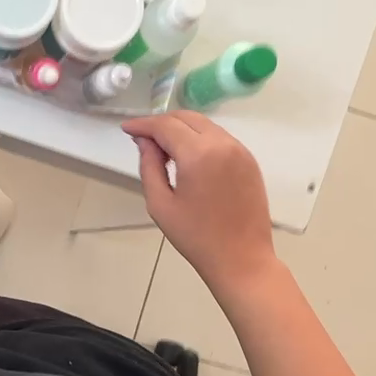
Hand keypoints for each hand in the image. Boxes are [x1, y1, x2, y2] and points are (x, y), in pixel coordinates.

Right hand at [122, 111, 277, 288]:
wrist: (240, 257)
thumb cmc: (195, 237)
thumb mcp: (160, 204)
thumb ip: (149, 167)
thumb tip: (145, 143)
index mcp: (198, 155)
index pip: (166, 126)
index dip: (143, 124)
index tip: (127, 128)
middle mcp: (222, 144)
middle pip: (186, 118)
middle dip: (162, 123)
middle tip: (143, 139)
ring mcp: (239, 150)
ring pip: (204, 125)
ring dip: (181, 130)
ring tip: (163, 152)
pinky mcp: (248, 160)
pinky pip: (219, 138)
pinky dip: (199, 139)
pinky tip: (188, 159)